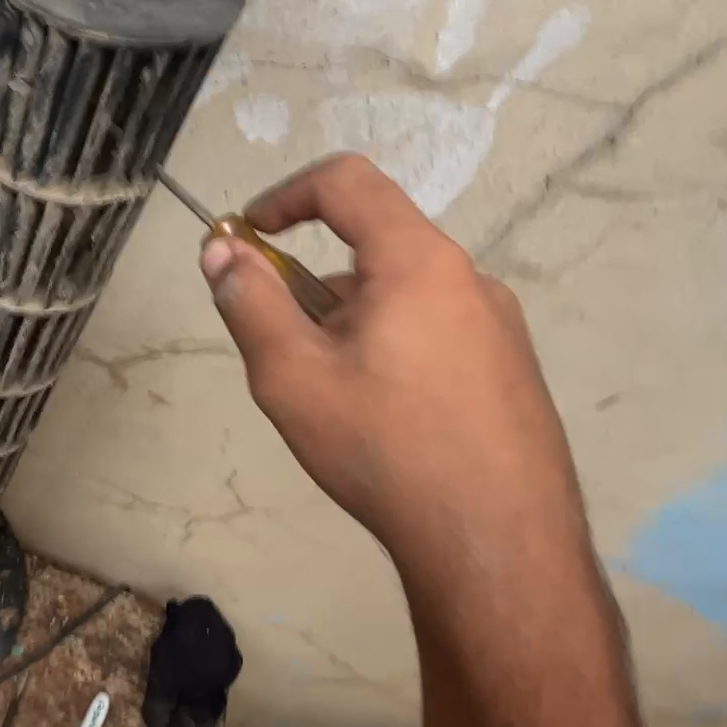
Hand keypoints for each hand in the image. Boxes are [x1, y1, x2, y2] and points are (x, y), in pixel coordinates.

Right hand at [199, 154, 587, 561]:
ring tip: (325, 397)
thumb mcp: (289, 373)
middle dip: (305, 282)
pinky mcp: (505, 366)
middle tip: (279, 349)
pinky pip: (424, 326)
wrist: (497, 545)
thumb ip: (248, 301)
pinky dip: (378, 343)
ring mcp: (495, 324)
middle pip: (367, 244)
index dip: (283, 194)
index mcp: (416, 263)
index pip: (346, 181)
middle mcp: (465, 278)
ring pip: (393, 292)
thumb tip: (220, 249)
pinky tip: (373, 414)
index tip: (245, 236)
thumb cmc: (382, 446)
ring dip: (340, 320)